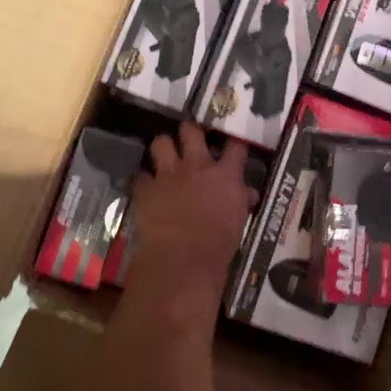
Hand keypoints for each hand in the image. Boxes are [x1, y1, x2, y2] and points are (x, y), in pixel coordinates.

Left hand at [128, 122, 257, 302]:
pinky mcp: (146, 189)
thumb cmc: (218, 245)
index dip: (233, 140)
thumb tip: (249, 193)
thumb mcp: (238, 222)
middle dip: (189, 131)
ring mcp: (169, 174)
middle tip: (189, 138)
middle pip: (191, 131)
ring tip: (163, 156)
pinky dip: (144, 180)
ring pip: (161, 142)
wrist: (183, 259)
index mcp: (225, 174)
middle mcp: (197, 165)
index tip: (231, 140)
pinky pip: (141, 176)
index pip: (235, 145)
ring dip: (163, 148)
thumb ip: (242, 201)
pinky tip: (146, 187)